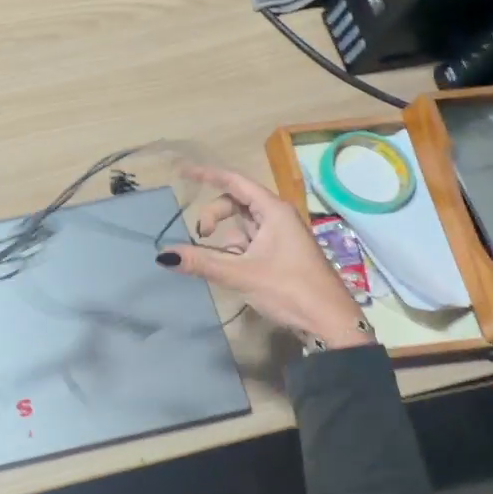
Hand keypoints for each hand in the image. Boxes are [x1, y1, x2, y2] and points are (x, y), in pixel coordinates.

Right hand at [157, 165, 371, 348]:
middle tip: (200, 236)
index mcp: (274, 211)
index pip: (235, 182)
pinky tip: (229, 270)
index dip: (208, 175)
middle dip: (214, 215)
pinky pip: (248, 243)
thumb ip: (202, 262)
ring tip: (215, 260)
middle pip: (235, 203)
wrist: (329, 321)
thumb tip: (163, 256)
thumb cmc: (290, 289)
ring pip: (241, 226)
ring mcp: (279, 236)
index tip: (183, 172)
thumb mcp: (241, 274)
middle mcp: (277, 217)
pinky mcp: (279, 255)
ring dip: (223, 238)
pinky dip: (233, 251)